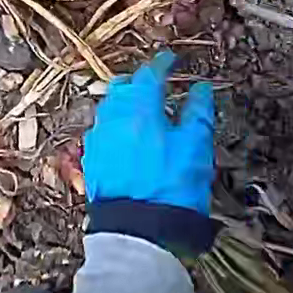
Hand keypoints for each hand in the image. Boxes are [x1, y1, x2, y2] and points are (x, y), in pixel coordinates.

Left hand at [82, 51, 215, 213]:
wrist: (139, 234)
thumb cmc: (172, 188)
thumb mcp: (196, 147)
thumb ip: (198, 112)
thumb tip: (200, 90)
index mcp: (140, 109)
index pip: (149, 73)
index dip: (162, 63)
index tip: (171, 58)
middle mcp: (112, 119)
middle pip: (122, 87)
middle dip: (139, 80)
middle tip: (156, 82)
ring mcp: (98, 141)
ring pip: (109, 109)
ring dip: (126, 102)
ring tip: (143, 110)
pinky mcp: (92, 162)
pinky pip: (102, 132)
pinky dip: (116, 126)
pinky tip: (129, 137)